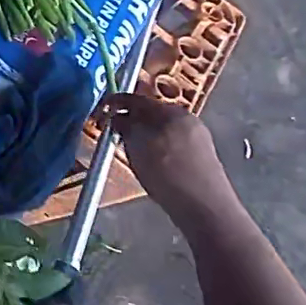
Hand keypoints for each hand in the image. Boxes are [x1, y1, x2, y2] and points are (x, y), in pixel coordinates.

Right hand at [101, 93, 236, 219]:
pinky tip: (150, 160)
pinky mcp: (201, 153)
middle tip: (113, 130)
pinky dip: (155, 143)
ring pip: (161, 126)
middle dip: (130, 118)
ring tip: (129, 147)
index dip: (116, 101)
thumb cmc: (165, 172)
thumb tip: (117, 117)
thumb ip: (125, 126)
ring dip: (142, 132)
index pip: (138, 98)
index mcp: (171, 112)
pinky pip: (170, 139)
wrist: (203, 205)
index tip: (102, 107)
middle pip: (151, 111)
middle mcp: (186, 118)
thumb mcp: (136, 146)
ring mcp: (197, 136)